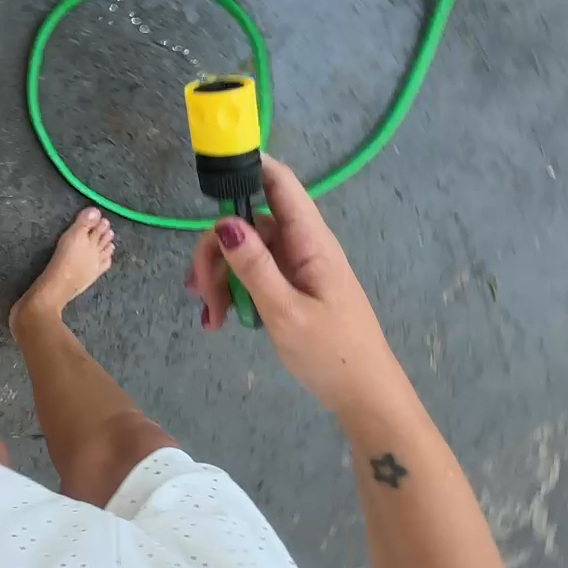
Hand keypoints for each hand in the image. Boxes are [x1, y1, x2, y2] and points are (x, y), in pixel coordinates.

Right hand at [188, 156, 395, 412]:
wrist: (366, 402)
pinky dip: (230, 291)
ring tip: (212, 317)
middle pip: (247, 223)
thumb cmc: (333, 355)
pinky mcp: (288, 287)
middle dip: (216, 251)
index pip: (279, 182)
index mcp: (310, 241)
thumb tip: (224, 221)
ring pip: (243, 251)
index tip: (210, 170)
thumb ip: (254, 266)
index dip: (248, 166)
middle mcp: (300, 245)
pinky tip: (219, 319)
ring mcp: (293, 266)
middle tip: (200, 293)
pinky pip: (250, 274)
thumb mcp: (286, 313)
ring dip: (218, 277)